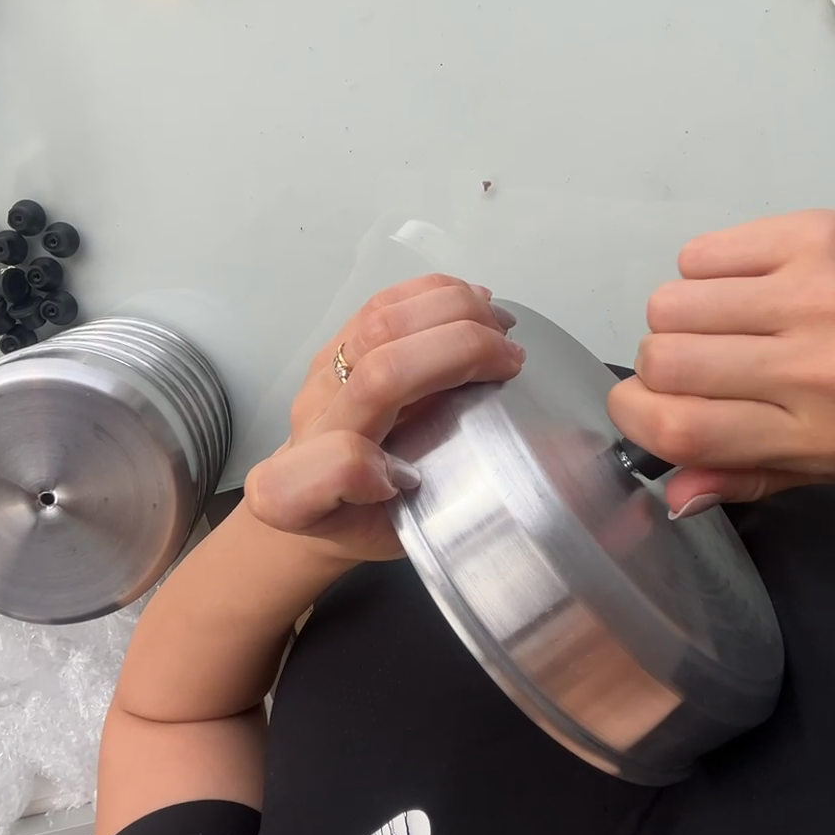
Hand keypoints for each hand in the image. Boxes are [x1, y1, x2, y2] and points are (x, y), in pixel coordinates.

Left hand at [244, 275, 524, 561]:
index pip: (330, 466)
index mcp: (303, 493)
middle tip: (511, 361)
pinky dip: (437, 294)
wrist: (314, 496)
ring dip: (454, 312)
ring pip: (380, 322)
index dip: (367, 466)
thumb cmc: (365, 522)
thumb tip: (531, 457)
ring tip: (499, 328)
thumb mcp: (399, 540)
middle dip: (460, 350)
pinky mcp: (337, 344)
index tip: (407, 483)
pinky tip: (476, 305)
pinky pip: (382, 303)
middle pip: (378, 367)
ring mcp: (322, 374)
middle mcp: (309, 422)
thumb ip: (443, 514)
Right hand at [609, 209, 834, 509]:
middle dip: (660, 363)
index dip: (635, 416)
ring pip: (668, 304)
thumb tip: (674, 496)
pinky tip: (748, 280)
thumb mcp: (834, 457)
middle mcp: (818, 367)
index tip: (641, 404)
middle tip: (699, 359)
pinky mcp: (810, 235)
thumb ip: (747, 477)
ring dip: (681, 316)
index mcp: (819, 434)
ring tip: (728, 318)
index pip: (680, 429)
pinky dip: (706, 271)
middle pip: (662, 361)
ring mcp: (814, 294)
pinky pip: (697, 254)